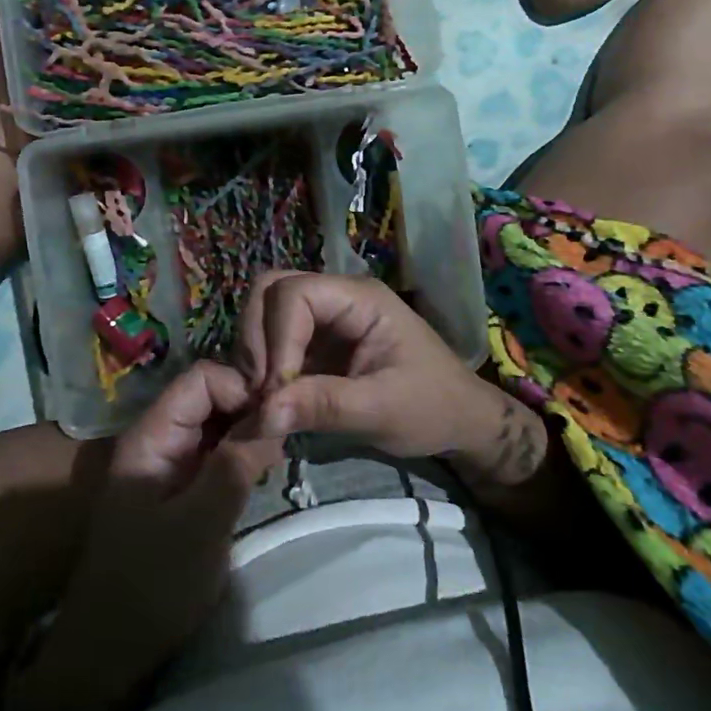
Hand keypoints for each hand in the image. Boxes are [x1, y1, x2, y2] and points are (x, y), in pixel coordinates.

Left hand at [5, 362, 279, 710]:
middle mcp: (161, 437)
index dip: (241, 387)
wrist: (113, 646)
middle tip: (288, 432)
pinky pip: (218, 449)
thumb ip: (234, 466)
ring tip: (281, 449)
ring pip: (218, 421)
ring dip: (251, 428)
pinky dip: (244, 451)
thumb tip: (275, 413)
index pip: (202, 379)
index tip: (279, 415)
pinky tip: (266, 466)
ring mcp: (172, 461)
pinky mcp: (184, 484)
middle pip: (211, 394)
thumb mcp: (199, 526)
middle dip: (251, 405)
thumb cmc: (151, 585)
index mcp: (152, 435)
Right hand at [234, 272, 545, 487]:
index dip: (275, 339)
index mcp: (360, 298)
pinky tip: (266, 399)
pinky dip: (260, 366)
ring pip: (264, 311)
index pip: (295, 294)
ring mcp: (323, 319)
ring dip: (253, 351)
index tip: (274, 390)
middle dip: (255, 337)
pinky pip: (272, 341)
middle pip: (271, 290)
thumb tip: (263, 413)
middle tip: (257, 388)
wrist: (458, 420)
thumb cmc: (432, 408)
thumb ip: (323, 406)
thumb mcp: (382, 410)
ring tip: (260, 396)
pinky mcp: (314, 343)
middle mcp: (336, 298)